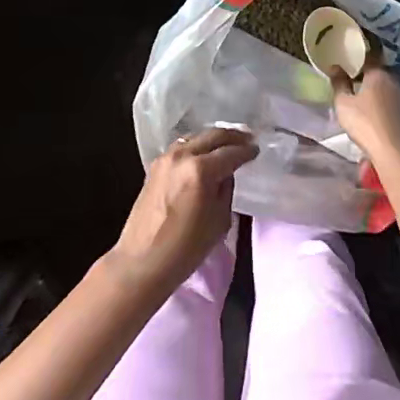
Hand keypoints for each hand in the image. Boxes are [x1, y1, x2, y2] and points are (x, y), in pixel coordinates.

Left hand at [109, 127, 257, 290]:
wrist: (142, 262)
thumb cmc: (186, 248)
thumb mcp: (219, 220)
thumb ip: (225, 189)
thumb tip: (225, 174)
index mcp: (201, 170)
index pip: (231, 152)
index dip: (246, 151)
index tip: (256, 150)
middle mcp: (182, 156)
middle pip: (212, 136)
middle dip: (233, 136)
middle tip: (247, 138)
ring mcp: (166, 159)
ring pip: (195, 138)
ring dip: (213, 138)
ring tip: (227, 143)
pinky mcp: (155, 167)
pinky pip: (182, 147)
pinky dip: (196, 145)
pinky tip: (204, 153)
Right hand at [329, 65, 399, 166]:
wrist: (392, 149)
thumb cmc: (364, 122)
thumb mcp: (343, 103)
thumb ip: (339, 83)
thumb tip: (335, 66)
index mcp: (378, 72)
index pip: (368, 56)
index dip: (356, 55)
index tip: (345, 57)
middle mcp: (391, 79)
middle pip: (376, 68)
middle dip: (363, 70)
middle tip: (347, 73)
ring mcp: (399, 94)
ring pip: (382, 82)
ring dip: (370, 83)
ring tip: (355, 88)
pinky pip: (386, 94)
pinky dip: (377, 94)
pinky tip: (367, 103)